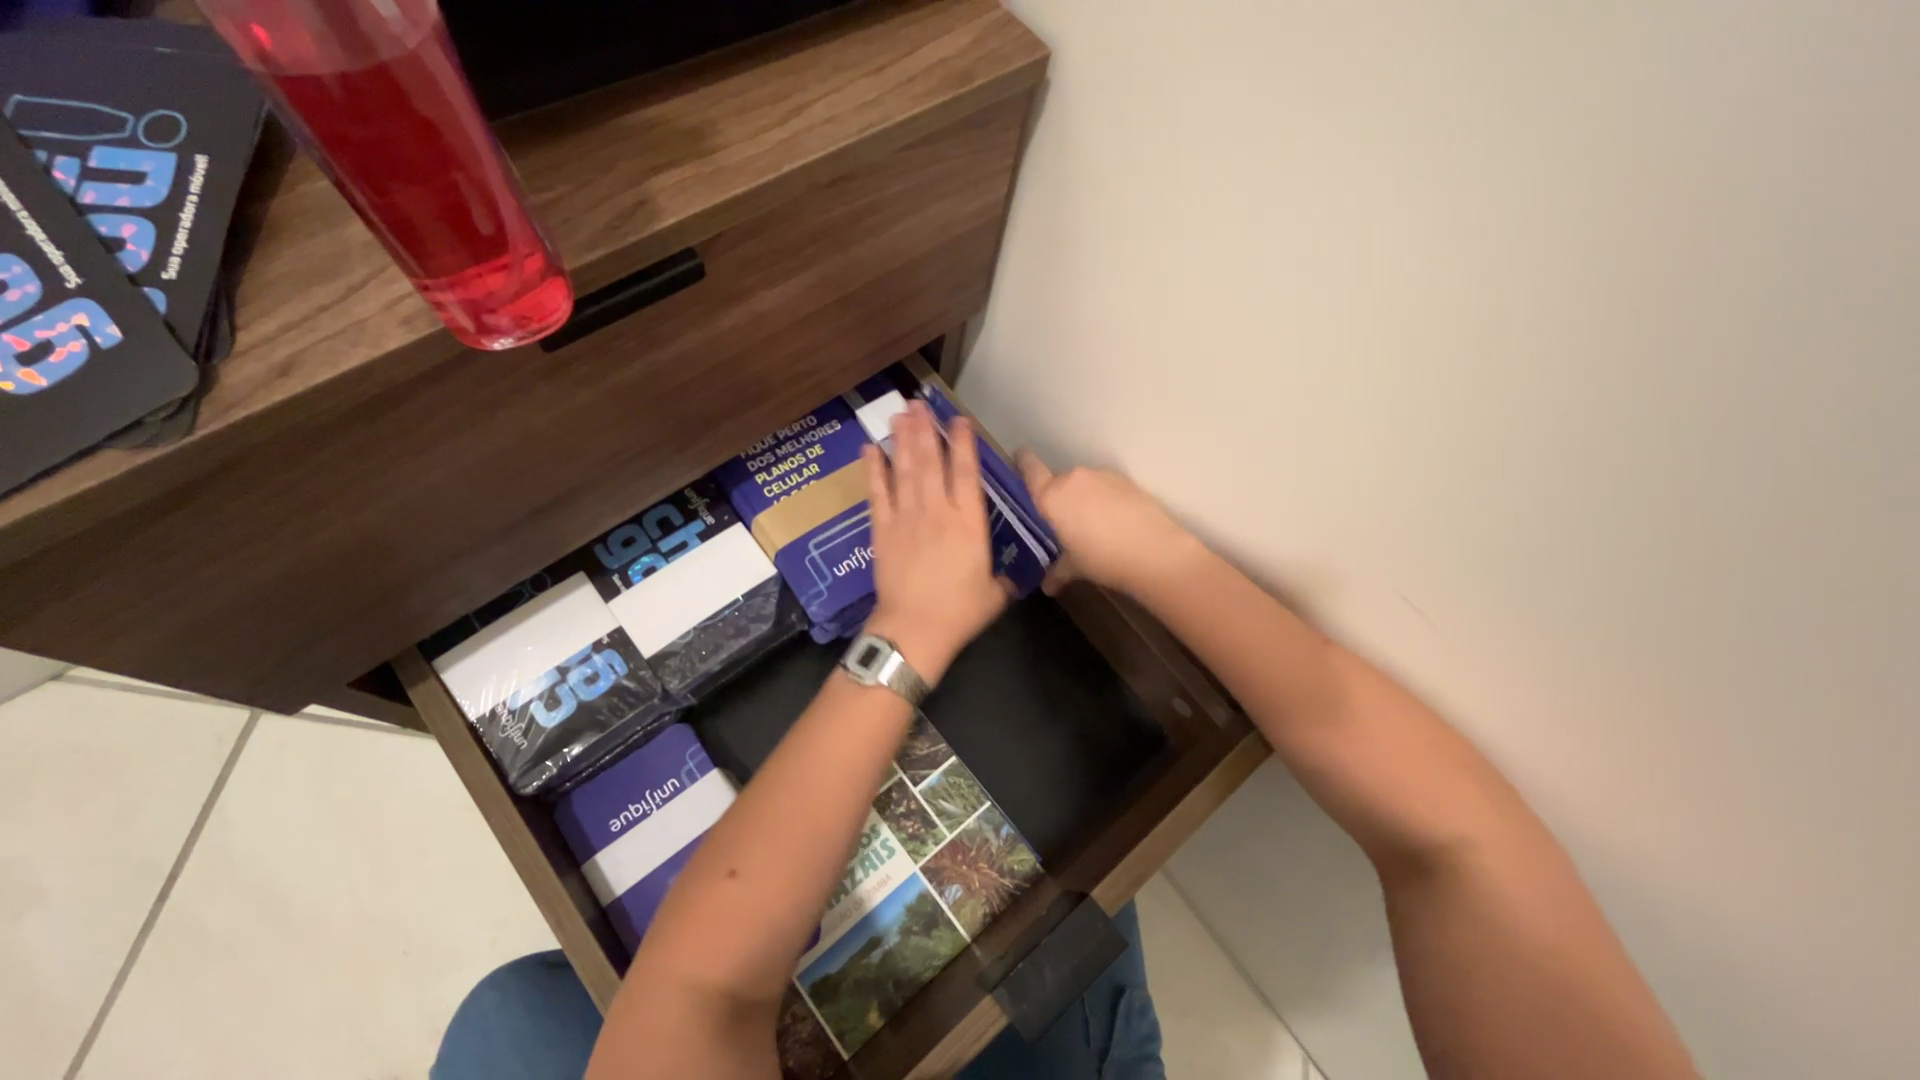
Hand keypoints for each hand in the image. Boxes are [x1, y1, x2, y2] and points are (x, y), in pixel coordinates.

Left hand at [861, 401, 1009, 683]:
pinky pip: (877, 492)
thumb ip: (1003, 580)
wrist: (915, 629)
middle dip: (926, 429)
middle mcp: (938, 511)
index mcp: (969, 523)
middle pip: (931, 461)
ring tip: (900, 413)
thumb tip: (1011, 578)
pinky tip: (870, 448)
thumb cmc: (959, 613)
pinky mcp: (882, 530)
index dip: (964, 443)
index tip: (959, 419)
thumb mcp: (994, 595)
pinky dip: (873, 469)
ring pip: (905, 469)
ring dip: (902, 439)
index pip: (967, 472)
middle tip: (919, 404)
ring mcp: (907, 517)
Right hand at [1015, 451, 1206, 597]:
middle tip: (1064, 523)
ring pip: (1084, 484)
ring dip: (1085, 499)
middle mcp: (1073, 479)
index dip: (1023, 461)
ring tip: (1094, 527)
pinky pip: (1106, 488)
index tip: (1019, 457)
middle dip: (1060, 498)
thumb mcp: (1074, 568)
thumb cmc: (1102, 559)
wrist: (1154, 551)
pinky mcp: (1126, 481)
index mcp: (1052, 496)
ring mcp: (1102, 476)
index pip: (1030, 469)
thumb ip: (1057, 572)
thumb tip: (1047, 586)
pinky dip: (1106, 500)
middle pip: (1059, 481)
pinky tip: (1115, 523)